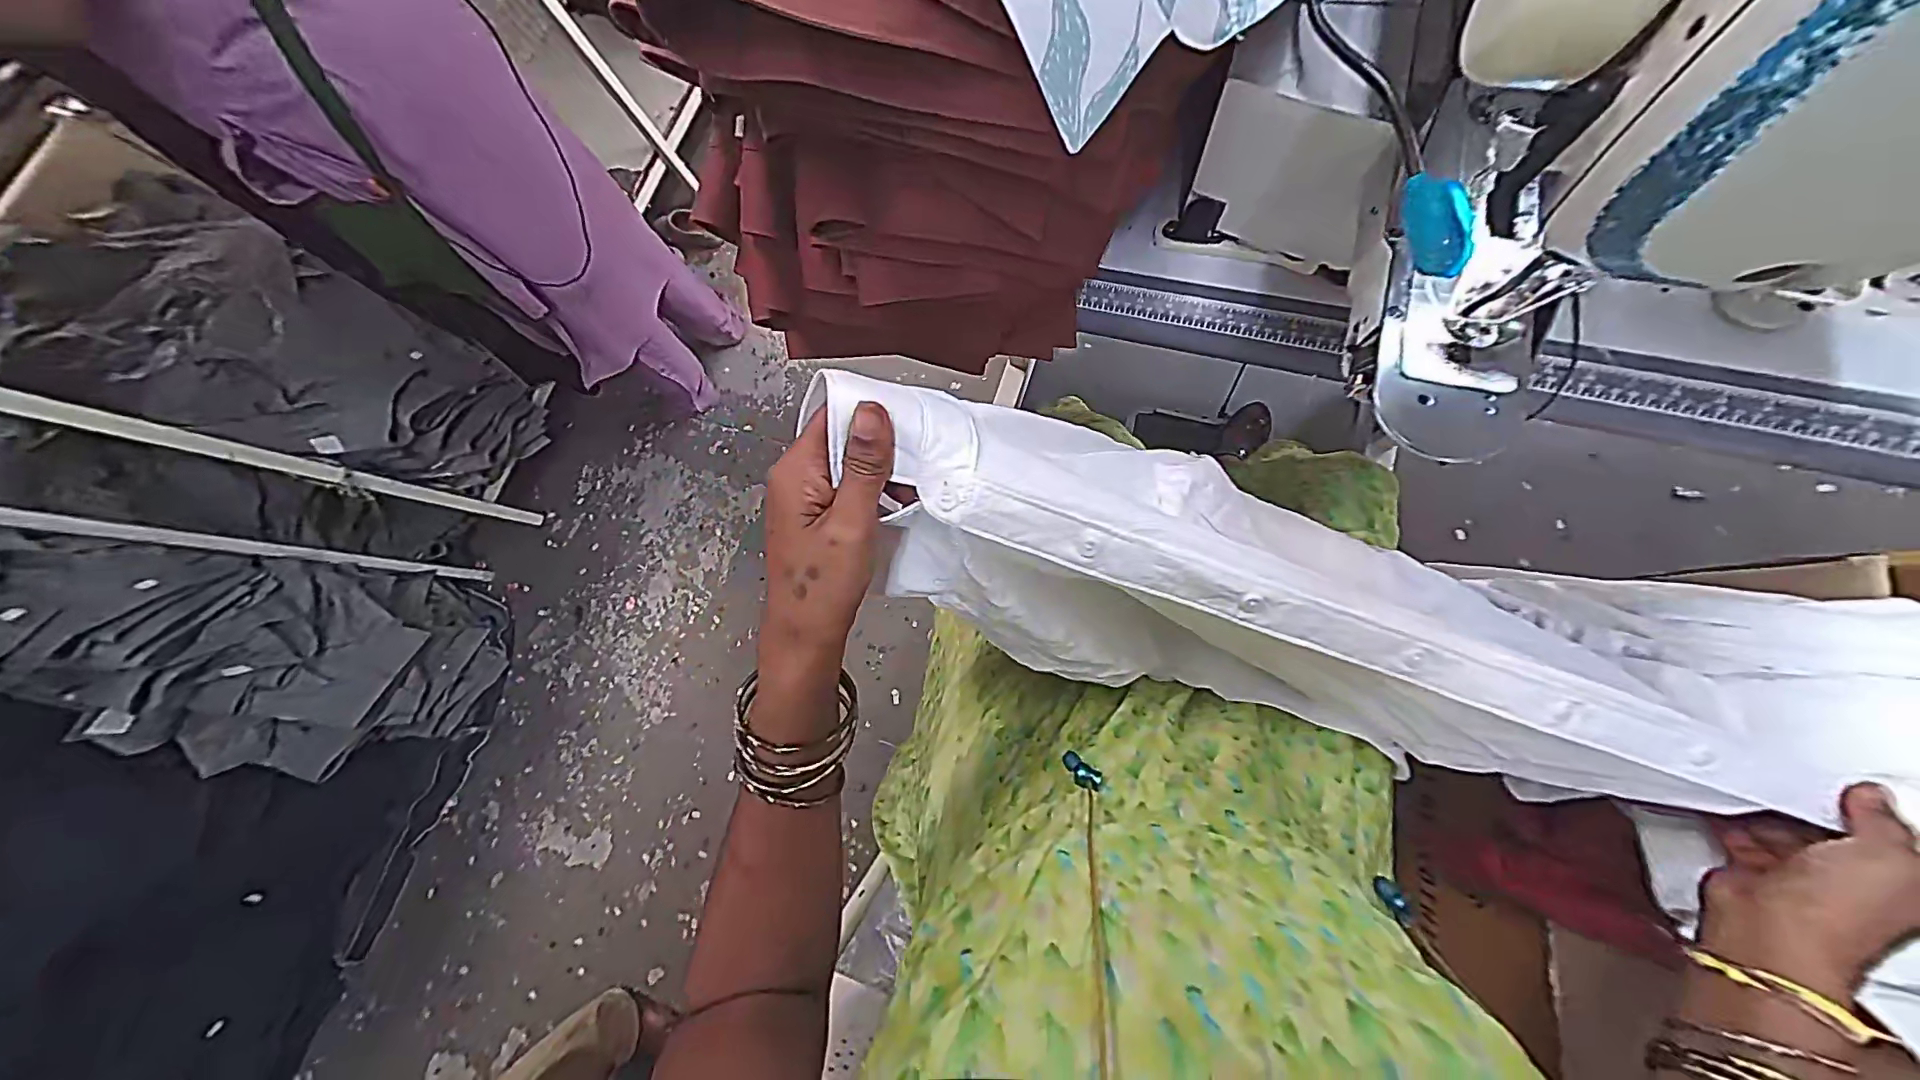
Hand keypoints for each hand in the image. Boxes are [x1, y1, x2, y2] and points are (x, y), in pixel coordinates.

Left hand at [759, 402, 894, 676]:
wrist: (806, 634)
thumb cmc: (824, 585)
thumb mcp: (851, 521)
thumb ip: (864, 466)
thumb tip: (872, 412)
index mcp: (795, 470)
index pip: (833, 416)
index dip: (870, 415)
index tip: (907, 425)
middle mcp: (794, 476)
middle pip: (841, 438)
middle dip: (880, 446)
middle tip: (915, 462)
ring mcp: (804, 496)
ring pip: (848, 464)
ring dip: (880, 472)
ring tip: (909, 488)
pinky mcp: (816, 513)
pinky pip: (847, 487)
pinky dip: (872, 491)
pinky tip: (893, 505)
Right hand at [1700, 784, 1919, 997]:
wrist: (1768, 926)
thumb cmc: (1838, 909)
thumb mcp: (1888, 856)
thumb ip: (1882, 821)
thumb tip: (1873, 798)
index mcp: (1899, 886)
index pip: (1893, 841)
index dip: (1877, 815)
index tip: (1858, 792)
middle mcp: (1852, 884)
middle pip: (1834, 834)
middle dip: (1817, 810)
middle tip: (1807, 789)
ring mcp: (1800, 878)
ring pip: (1785, 831)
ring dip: (1771, 813)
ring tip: (1763, 792)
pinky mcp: (1753, 870)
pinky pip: (1741, 835)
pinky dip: (1731, 819)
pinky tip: (1729, 806)